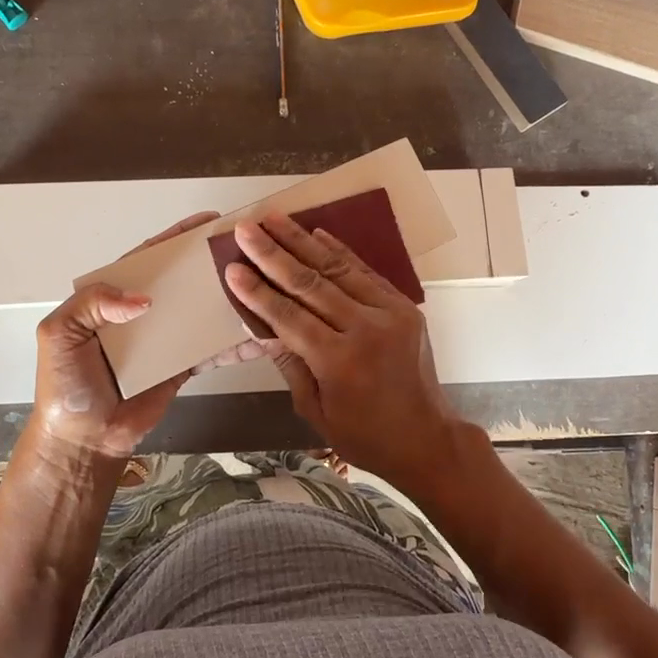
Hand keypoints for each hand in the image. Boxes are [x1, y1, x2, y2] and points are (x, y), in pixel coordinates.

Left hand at [28, 212, 272, 460]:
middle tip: (244, 248)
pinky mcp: (181, 368)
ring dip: (227, 299)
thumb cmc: (65, 386)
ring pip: (199, 311)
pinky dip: (233, 344)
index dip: (174, 239)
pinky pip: (210, 350)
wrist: (82, 440)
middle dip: (209, 263)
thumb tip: (142, 299)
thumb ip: (91, 304)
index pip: (145, 260)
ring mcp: (164, 340)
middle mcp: (141, 314)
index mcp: (110, 299)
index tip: (205, 222)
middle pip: (180, 281)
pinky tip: (259, 334)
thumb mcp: (59, 334)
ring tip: (260, 283)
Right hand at [222, 215, 477, 490]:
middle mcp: (366, 329)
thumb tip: (258, 325)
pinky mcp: (404, 306)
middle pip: (310, 283)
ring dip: (302, 241)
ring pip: (338, 268)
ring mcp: (390, 313)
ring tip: (273, 218)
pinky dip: (340, 251)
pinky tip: (316, 233)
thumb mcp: (314, 409)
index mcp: (339, 361)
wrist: (426, 439)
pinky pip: (366, 272)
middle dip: (272, 254)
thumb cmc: (363, 435)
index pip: (288, 317)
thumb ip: (288, 362)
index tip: (231, 267)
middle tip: (245, 229)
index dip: (257, 292)